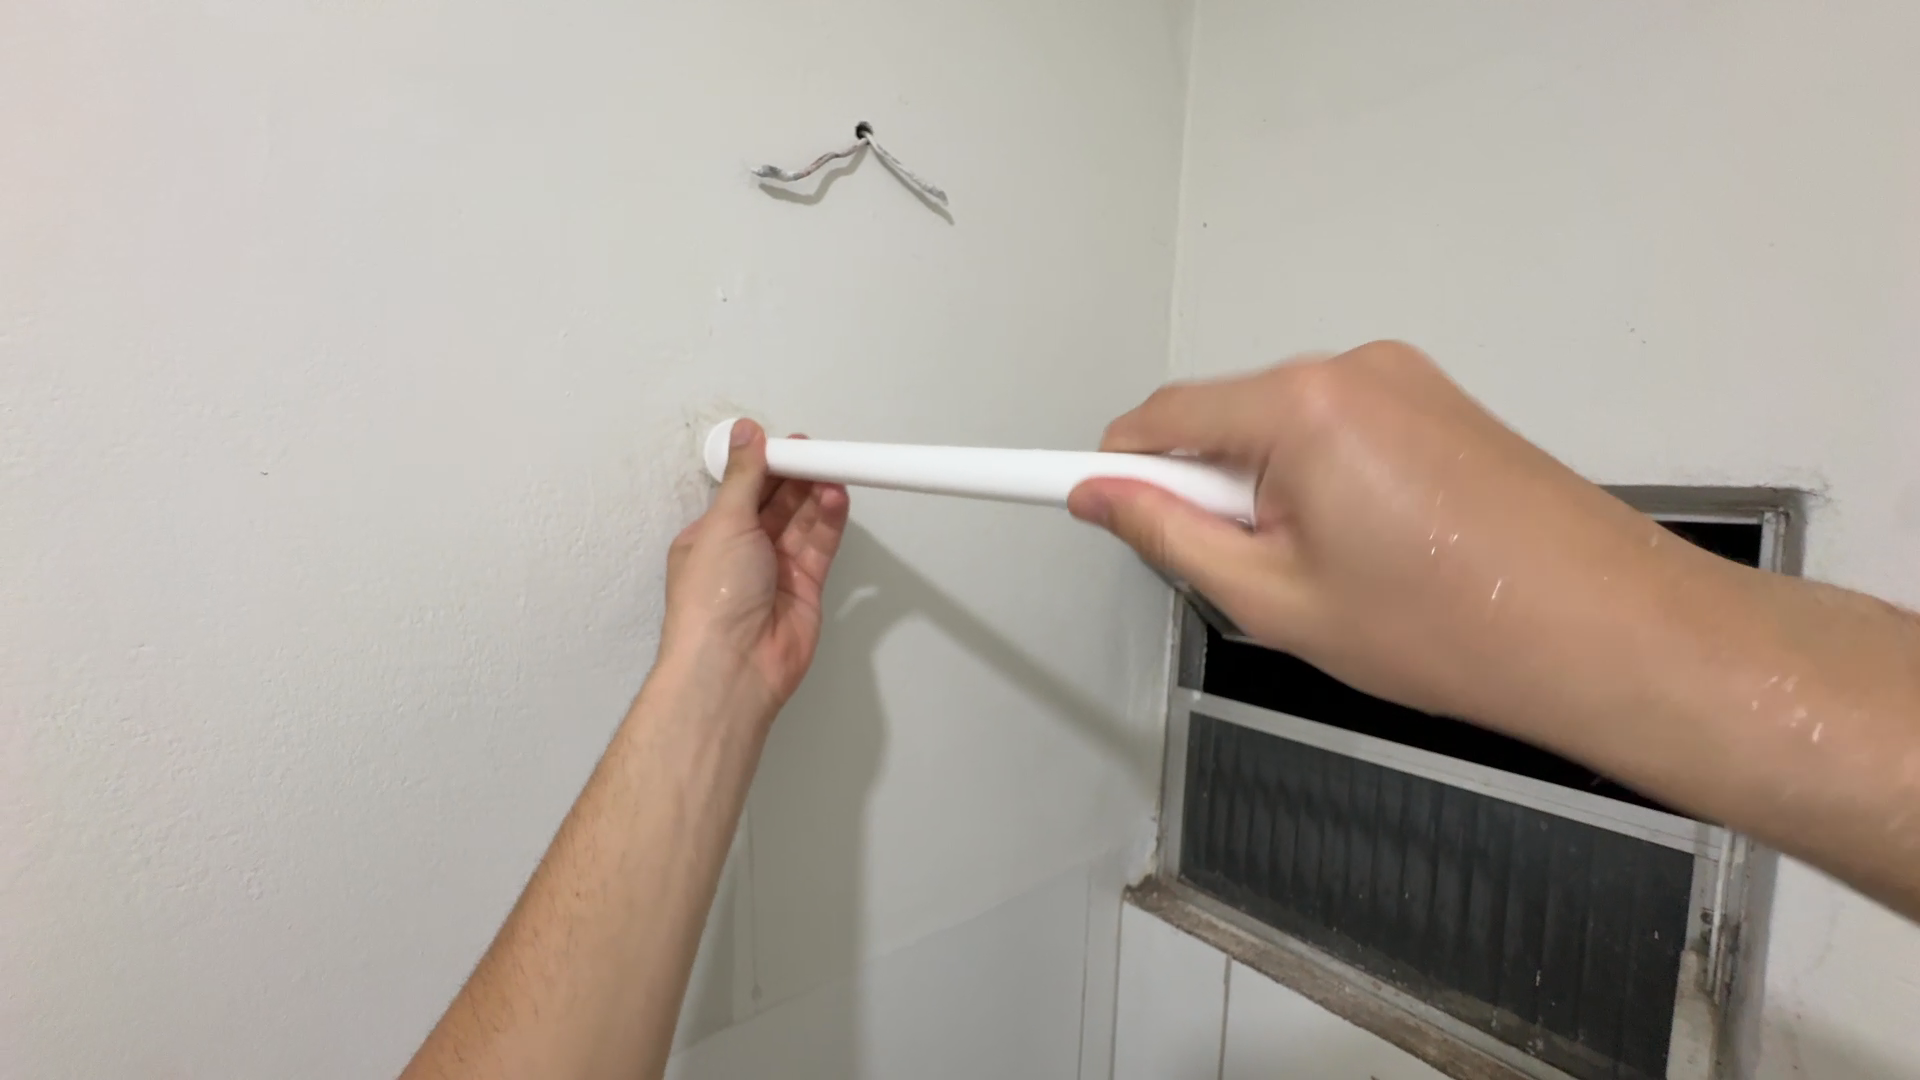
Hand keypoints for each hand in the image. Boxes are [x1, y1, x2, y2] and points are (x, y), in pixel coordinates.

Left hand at [659, 420, 850, 720]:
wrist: (734, 664)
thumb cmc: (711, 600)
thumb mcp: (724, 523)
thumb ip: (745, 476)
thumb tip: (746, 433)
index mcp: (712, 536)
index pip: (745, 489)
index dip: (768, 465)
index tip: (791, 444)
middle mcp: (744, 552)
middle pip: (778, 503)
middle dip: (798, 477)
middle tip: (820, 453)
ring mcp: (776, 570)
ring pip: (803, 523)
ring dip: (816, 496)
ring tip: (833, 471)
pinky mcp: (806, 587)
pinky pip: (821, 545)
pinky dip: (829, 521)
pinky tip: (836, 497)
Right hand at [1068, 341, 1686, 720]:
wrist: (1615, 637)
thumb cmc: (1444, 627)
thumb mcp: (1270, 596)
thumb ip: (1166, 535)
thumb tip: (1101, 496)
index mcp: (1302, 407)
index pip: (1157, 420)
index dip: (1097, 460)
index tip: (1047, 478)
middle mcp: (1349, 368)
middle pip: (1214, 419)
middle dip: (1201, 488)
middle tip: (1240, 566)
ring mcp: (1399, 376)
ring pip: (1269, 426)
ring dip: (1257, 487)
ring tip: (1317, 563)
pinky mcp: (1430, 397)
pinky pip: (1326, 425)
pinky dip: (1307, 475)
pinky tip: (1357, 539)